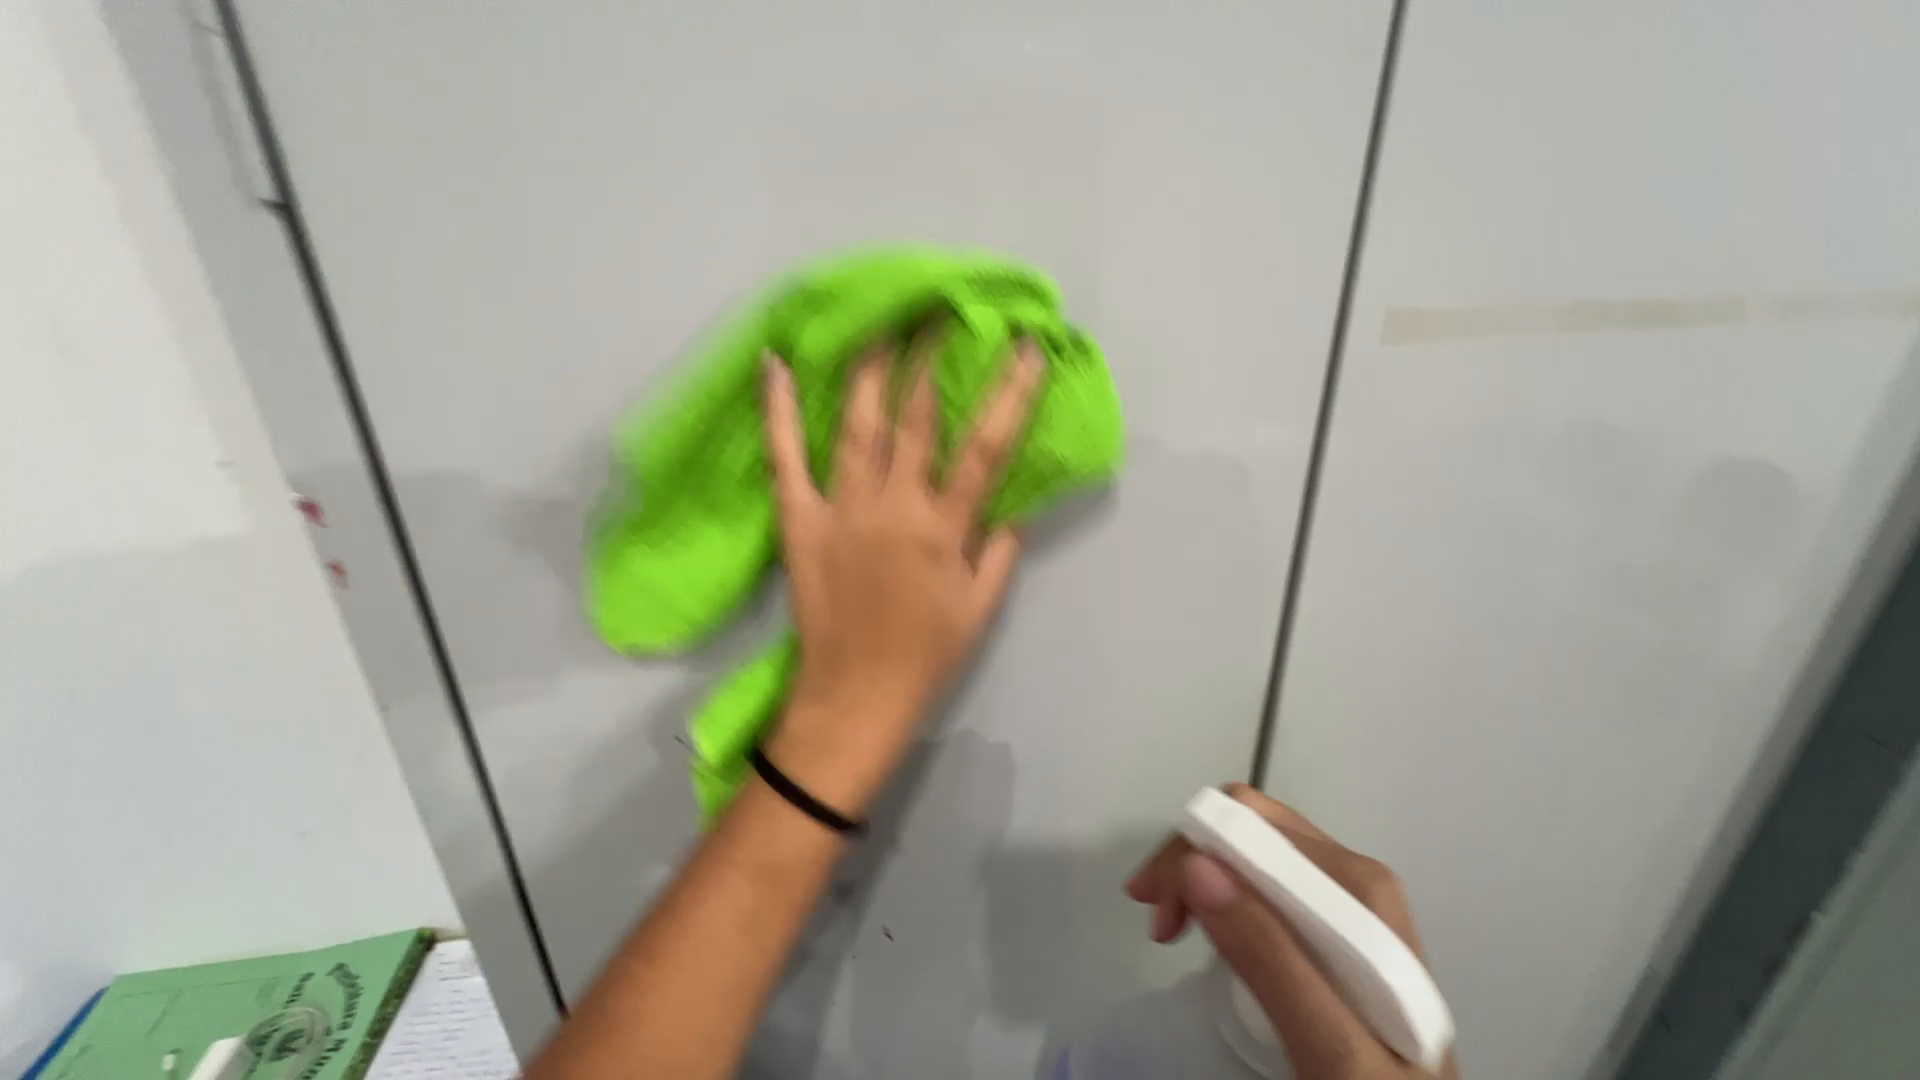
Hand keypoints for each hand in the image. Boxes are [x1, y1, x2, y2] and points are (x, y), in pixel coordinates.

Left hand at [760, 333, 1043, 814]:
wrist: (854, 697)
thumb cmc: (926, 656)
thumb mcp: (981, 608)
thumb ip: (1000, 550)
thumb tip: (1015, 501)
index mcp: (945, 527)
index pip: (986, 446)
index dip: (1010, 392)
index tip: (1025, 346)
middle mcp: (896, 505)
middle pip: (919, 417)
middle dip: (933, 358)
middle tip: (941, 310)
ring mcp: (843, 508)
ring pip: (859, 423)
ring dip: (872, 367)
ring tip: (880, 320)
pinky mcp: (800, 519)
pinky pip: (786, 457)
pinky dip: (778, 410)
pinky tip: (776, 363)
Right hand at [1126, 784, 1459, 1079]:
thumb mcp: (1333, 1052)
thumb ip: (1270, 960)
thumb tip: (1196, 864)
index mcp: (1361, 889)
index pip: (1252, 825)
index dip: (1192, 853)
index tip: (1159, 913)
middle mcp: (1354, 877)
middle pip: (1248, 827)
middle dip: (1188, 860)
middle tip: (1158, 924)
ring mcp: (1345, 899)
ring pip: (1249, 848)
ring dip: (1198, 874)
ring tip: (1172, 930)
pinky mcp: (1333, 924)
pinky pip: (1260, 878)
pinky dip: (1219, 891)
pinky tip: (1209, 932)